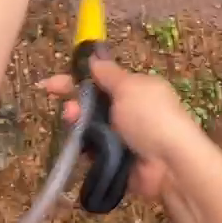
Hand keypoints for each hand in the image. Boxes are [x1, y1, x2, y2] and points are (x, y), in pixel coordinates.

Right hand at [38, 58, 208, 201]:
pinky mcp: (116, 160)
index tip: (51, 84)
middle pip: (93, 105)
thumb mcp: (129, 87)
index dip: (77, 79)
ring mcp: (123, 137)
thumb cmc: (151, 117)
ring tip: (74, 124)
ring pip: (90, 128)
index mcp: (136, 89)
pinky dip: (85, 148)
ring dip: (78, 125)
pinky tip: (82, 147)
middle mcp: (129, 111)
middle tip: (68, 110)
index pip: (102, 79)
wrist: (170, 163)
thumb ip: (109, 74)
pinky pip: (93, 151)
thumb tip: (95, 58)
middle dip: (75, 104)